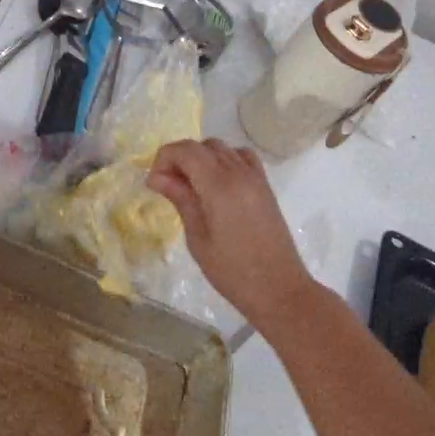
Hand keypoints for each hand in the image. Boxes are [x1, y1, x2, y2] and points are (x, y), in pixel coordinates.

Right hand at [148, 139, 318, 330]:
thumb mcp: (198, 238)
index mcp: (219, 186)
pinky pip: (241, 157)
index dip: (164, 158)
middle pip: (201, 145)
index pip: (185, 150)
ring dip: (200, 158)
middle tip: (168, 187)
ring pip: (221, 148)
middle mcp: (239, 174)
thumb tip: (156, 177)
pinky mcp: (265, 187)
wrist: (280, 290)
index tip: (154, 184)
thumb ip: (181, 199)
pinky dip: (224, 160)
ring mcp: (255, 178)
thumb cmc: (233, 271)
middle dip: (179, 158)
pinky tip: (217, 184)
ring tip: (191, 187)